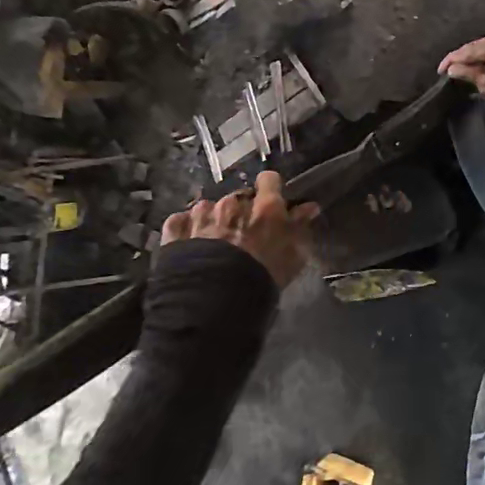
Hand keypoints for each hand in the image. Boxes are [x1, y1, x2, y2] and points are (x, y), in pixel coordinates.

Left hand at [160, 171, 321, 287]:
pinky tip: (191, 243)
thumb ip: (300, 227)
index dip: (271, 189)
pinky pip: (181, 220)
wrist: (212, 304)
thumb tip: (309, 207)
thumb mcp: (293, 256)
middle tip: (245, 231)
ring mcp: (201, 215)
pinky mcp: (174, 230)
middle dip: (242, 209)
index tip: (272, 201)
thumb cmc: (262, 278)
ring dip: (214, 218)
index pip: (269, 180)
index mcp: (264, 208)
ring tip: (215, 241)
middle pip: (238, 196)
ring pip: (209, 206)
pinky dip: (187, 228)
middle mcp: (232, 204)